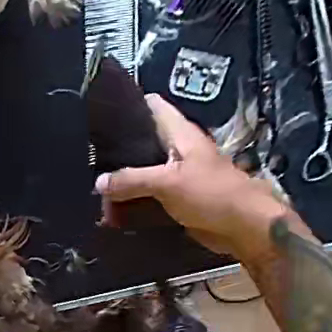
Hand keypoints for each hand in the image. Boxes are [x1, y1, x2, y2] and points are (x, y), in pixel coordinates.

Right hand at [95, 95, 291, 258]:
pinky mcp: (181, 200)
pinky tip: (114, 211)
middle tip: (88, 158)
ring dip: (125, 182)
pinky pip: (152, 197)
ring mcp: (180, 176)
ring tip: (94, 188)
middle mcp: (179, 150)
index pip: (152, 106)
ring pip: (146, 173)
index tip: (99, 113)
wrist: (244, 227)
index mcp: (179, 133)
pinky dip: (136, 202)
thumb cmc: (210, 193)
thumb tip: (98, 183)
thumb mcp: (167, 182)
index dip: (127, 105)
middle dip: (118, 151)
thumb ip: (131, 180)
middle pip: (144, 142)